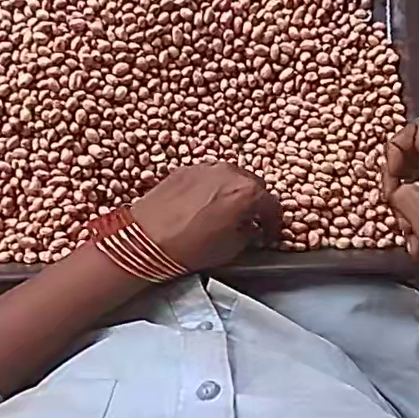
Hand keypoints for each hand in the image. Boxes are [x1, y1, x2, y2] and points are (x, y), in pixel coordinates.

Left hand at [131, 163, 281, 272]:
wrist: (145, 239)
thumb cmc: (188, 247)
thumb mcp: (230, 249)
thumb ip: (248, 235)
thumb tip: (250, 230)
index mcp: (247, 192)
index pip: (272, 205)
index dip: (273, 223)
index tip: (269, 233)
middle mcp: (229, 172)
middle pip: (253, 186)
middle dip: (254, 204)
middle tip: (249, 223)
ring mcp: (205, 168)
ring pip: (230, 177)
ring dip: (233, 193)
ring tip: (225, 214)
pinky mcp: (184, 170)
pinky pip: (207, 177)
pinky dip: (211, 189)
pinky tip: (203, 207)